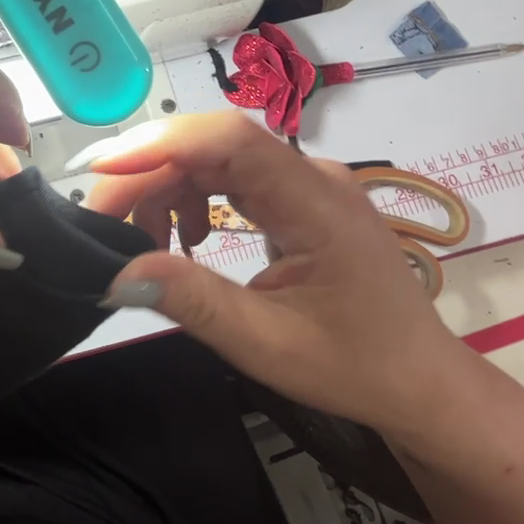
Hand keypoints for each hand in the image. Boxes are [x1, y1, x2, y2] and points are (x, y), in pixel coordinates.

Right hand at [79, 113, 476, 437]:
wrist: (422, 382)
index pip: (230, 141)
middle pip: (211, 148)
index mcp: (317, 204)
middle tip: (101, 218)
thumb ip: (193, 302)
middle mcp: (311, 177)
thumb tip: (115, 273)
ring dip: (164, 189)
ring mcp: (304, 183)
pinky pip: (228, 178)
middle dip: (146, 174)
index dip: (160, 144)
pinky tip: (186, 241)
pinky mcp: (295, 197)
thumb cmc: (355, 366)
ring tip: (143, 240)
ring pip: (213, 160)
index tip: (101, 171)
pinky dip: (190, 200)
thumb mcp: (268, 344)